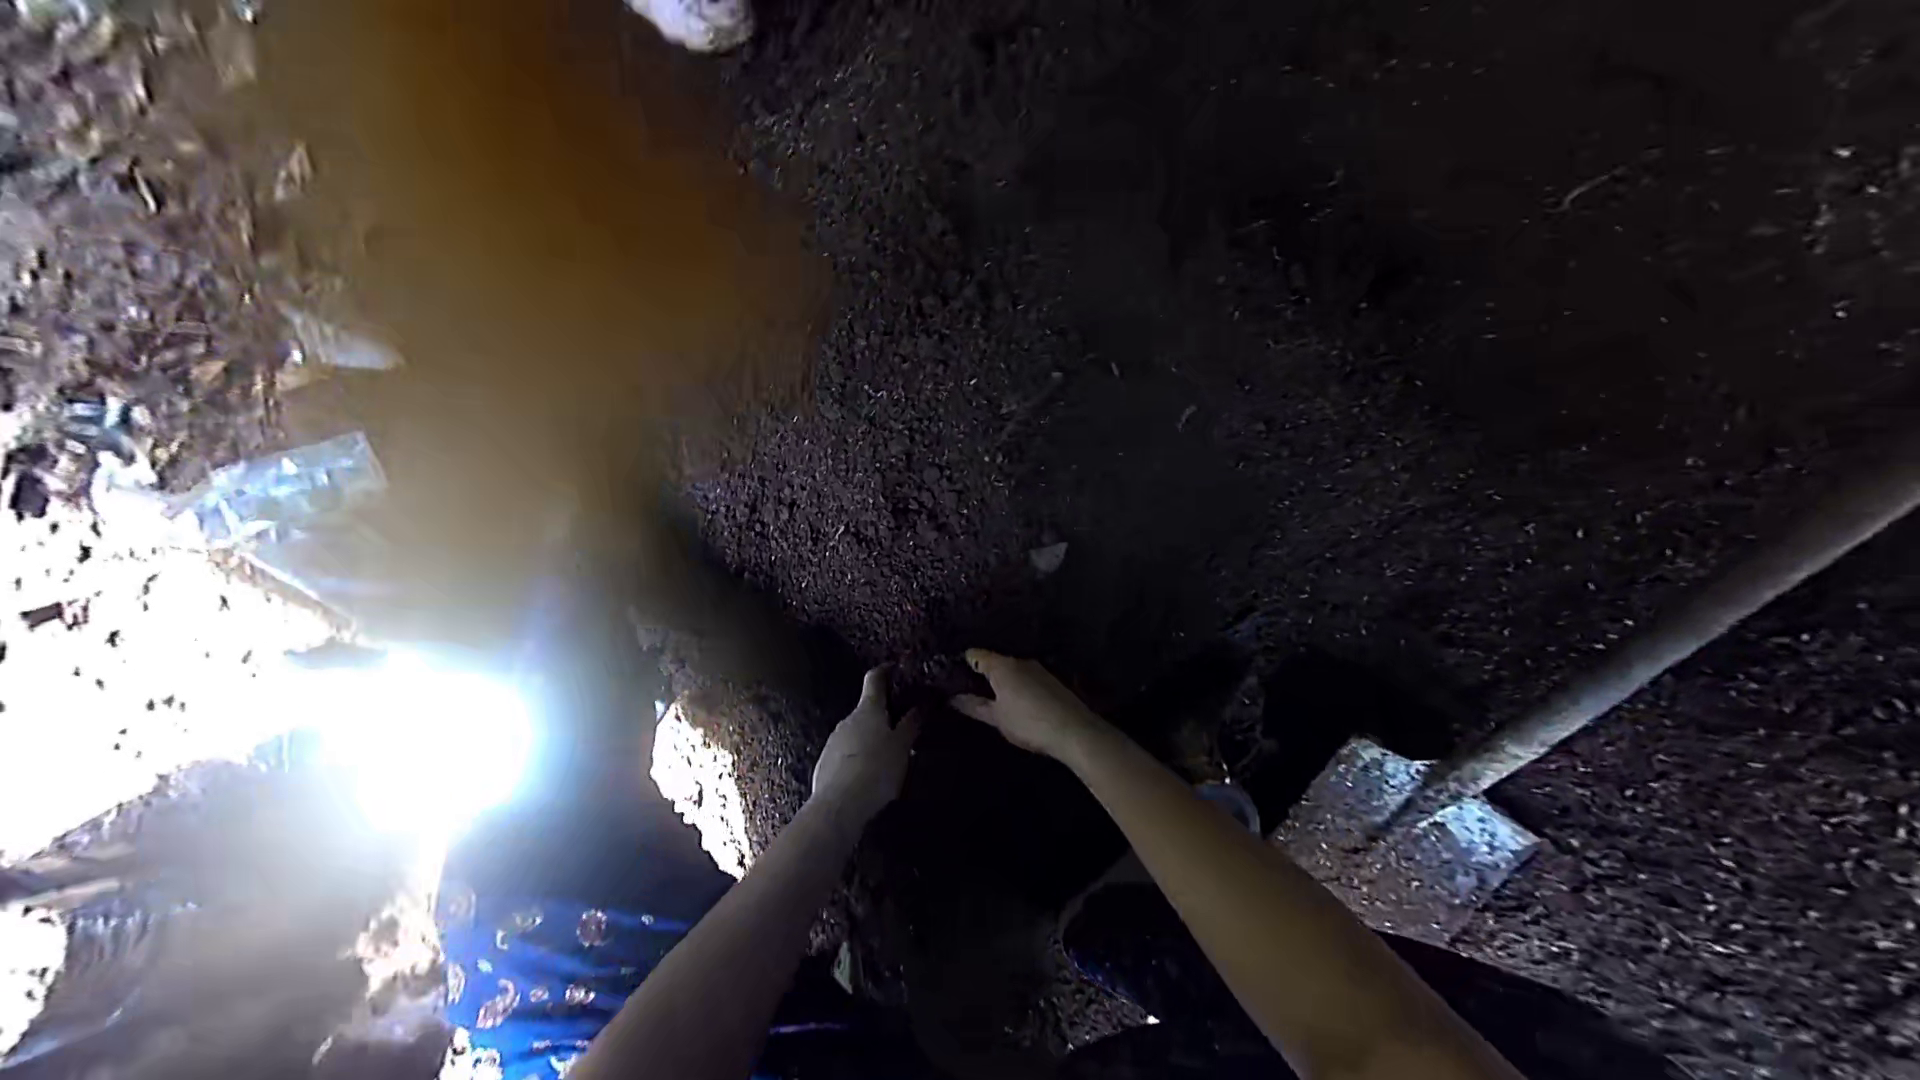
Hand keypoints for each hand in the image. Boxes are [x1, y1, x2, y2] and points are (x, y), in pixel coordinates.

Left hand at [811, 668, 920, 828]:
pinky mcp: (826, 762)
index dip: (885, 670)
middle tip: (903, 725)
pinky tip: (869, 774)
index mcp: (868, 710)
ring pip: (857, 731)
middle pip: (867, 708)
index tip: (894, 666)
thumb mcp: (902, 746)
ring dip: (872, 737)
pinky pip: (847, 751)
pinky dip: (860, 755)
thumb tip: (923, 702)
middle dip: (884, 714)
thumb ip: (912, 723)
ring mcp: (834, 740)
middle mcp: (847, 719)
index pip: (874, 679)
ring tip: (889, 755)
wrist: (838, 806)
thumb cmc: (877, 769)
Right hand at [949, 650, 1109, 763]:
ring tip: (993, 697)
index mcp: (1002, 665)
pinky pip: (1027, 678)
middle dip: (984, 672)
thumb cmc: (1028, 722)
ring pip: (1013, 670)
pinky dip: (1019, 686)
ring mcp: (1039, 669)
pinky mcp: (1052, 680)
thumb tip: (952, 698)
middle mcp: (1020, 661)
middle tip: (970, 689)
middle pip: (996, 661)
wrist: (1074, 730)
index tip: (952, 673)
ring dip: (1003, 680)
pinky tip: (1018, 701)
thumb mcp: (997, 717)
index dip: (963, 662)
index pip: (976, 655)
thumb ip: (974, 706)